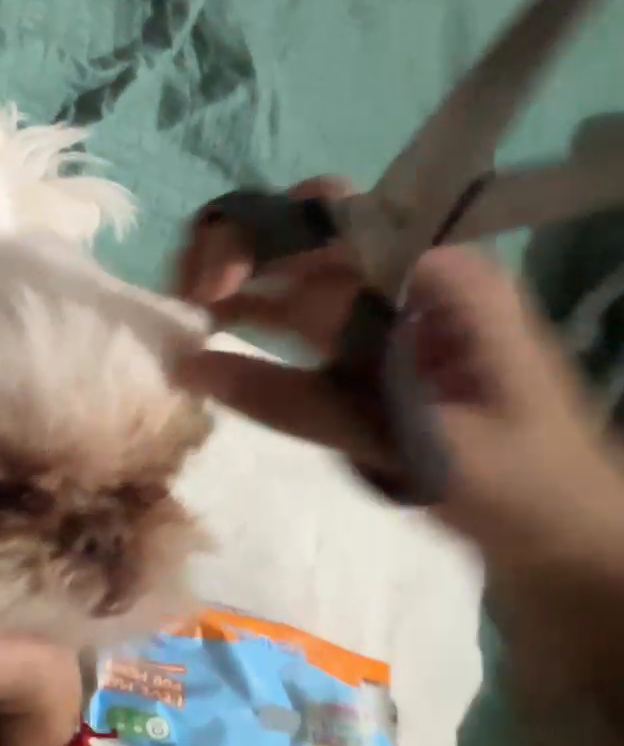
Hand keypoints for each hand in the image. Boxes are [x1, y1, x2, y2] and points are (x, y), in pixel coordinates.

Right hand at [172, 177, 623, 573]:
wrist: (561, 528)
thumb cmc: (514, 485)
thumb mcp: (411, 446)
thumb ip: (303, 406)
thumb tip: (190, 367)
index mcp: (445, 277)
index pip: (338, 217)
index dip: (262, 238)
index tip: (212, 291)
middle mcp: (410, 268)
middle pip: (301, 222)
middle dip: (233, 248)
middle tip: (186, 298)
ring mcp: (380, 294)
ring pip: (284, 251)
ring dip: (226, 271)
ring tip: (185, 312)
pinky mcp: (357, 324)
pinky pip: (285, 293)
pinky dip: (239, 303)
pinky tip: (207, 330)